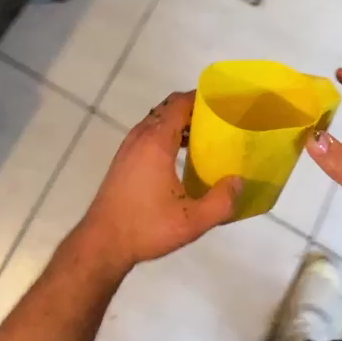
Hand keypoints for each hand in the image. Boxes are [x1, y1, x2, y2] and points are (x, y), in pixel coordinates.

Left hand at [70, 91, 242, 276]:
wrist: (102, 242)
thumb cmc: (146, 227)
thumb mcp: (191, 222)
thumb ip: (220, 202)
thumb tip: (239, 181)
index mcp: (157, 141)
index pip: (180, 103)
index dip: (202, 98)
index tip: (224, 104)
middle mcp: (141, 136)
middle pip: (169, 108)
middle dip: (194, 110)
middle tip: (220, 121)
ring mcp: (129, 146)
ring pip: (158, 121)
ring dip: (180, 122)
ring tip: (206, 138)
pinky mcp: (124, 159)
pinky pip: (149, 133)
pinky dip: (167, 134)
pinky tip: (182, 156)